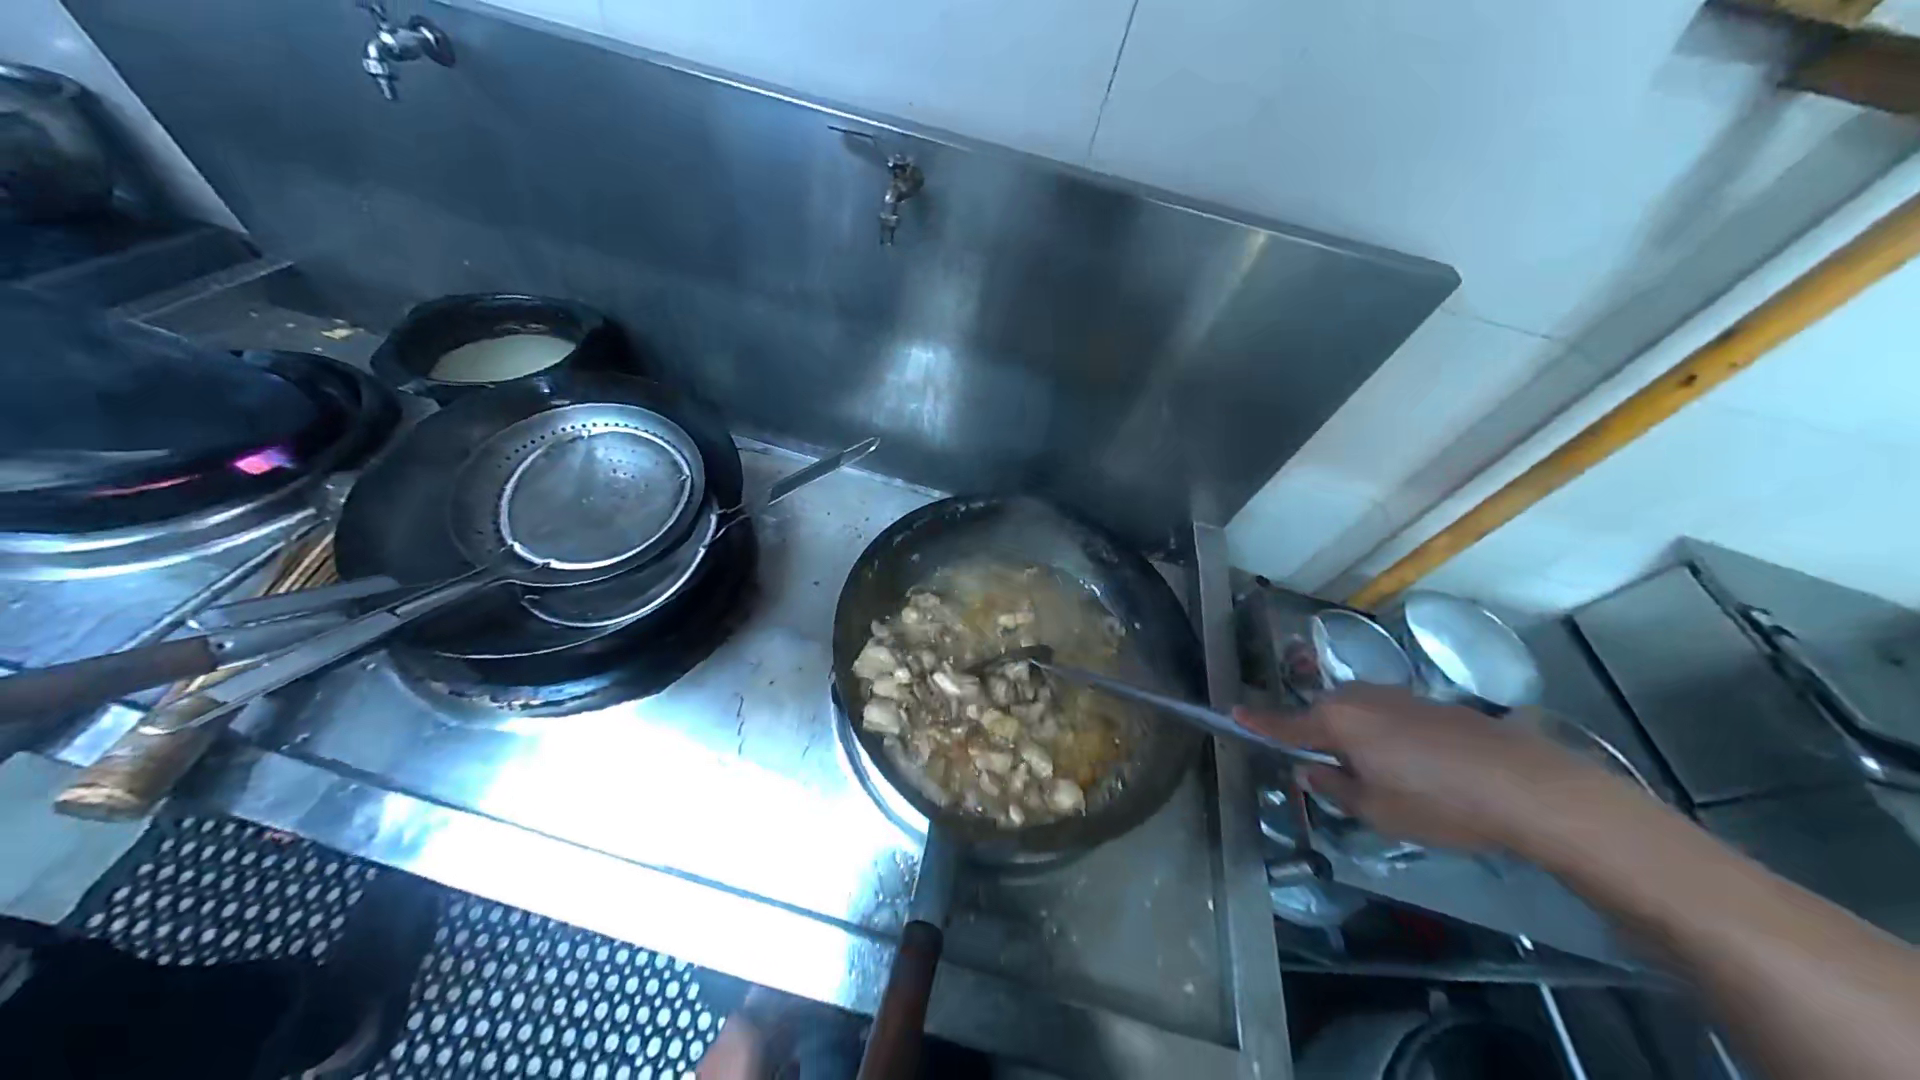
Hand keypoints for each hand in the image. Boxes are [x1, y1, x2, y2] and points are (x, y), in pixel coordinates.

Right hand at [1236, 685, 1632, 852]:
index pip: (1285, 724)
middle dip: (1316, 737)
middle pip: (1322, 715)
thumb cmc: (1438, 802)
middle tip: (1325, 772)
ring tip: (1375, 775)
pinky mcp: (1428, 703)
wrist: (1528, 786)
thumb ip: (1333, 787)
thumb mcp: (1376, 810)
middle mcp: (1359, 698)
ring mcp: (1396, 696)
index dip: (1258, 723)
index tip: (1231, 713)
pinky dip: (1382, 735)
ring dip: (1352, 736)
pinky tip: (1412, 765)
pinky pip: (1385, 715)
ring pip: (1356, 714)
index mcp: (1336, 720)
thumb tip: (1310, 770)